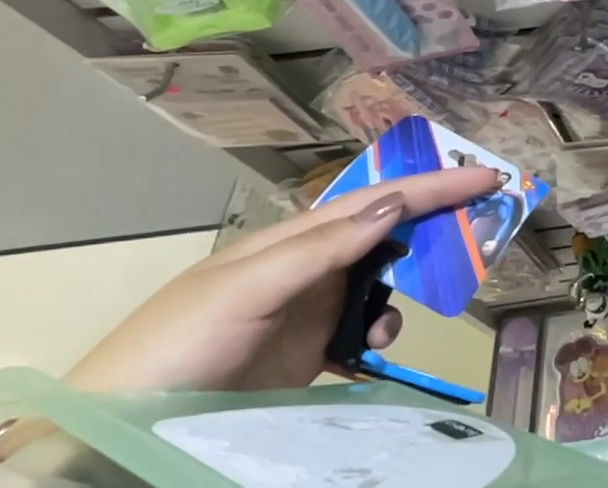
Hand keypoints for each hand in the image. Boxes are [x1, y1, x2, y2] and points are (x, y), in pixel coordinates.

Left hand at [64, 166, 499, 395]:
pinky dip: (380, 336)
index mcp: (296, 239)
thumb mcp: (246, 288)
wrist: (118, 430)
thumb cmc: (177, 345)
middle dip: (435, 229)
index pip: (379, 200)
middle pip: (389, 235)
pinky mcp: (308, 354)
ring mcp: (310, 311)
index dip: (436, 186)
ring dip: (401, 298)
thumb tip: (396, 205)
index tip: (490, 178)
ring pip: (383, 286)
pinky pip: (364, 332)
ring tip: (388, 328)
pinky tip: (372, 351)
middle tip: (483, 231)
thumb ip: (323, 248)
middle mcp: (311, 266)